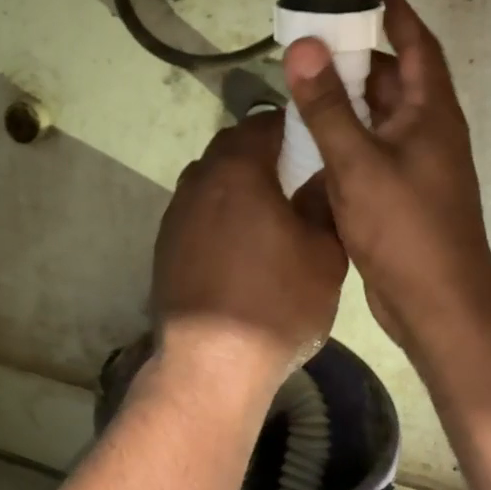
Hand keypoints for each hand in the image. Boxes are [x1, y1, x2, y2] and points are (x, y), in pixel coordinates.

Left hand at [152, 113, 347, 384]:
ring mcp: (177, 209)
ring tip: (271, 209)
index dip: (296, 128)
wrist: (210, 365)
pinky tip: (242, 241)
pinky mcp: (166, 239)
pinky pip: (199, 206)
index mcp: (238, 170)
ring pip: (213, 175)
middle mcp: (200, 178)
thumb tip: (323, 173)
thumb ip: (324, 202)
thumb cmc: (276, 304)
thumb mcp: (324, 254)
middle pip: (234, 145)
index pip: (267, 123)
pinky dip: (221, 209)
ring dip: (240, 180)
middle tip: (299, 174)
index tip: (318, 143)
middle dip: (266, 150)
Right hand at [282, 0, 490, 351]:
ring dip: (344, 94)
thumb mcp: (358, 162)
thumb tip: (301, 45)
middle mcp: (428, 128)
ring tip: (299, 77)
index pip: (418, 43)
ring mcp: (415, 160)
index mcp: (432, 111)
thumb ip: (327, 104)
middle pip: (392, 75)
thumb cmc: (405, 228)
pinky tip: (307, 133)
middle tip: (308, 35)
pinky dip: (342, 130)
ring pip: (377, 111)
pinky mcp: (399, 188)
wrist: (438, 309)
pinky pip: (368, 143)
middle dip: (355, 52)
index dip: (395, 11)